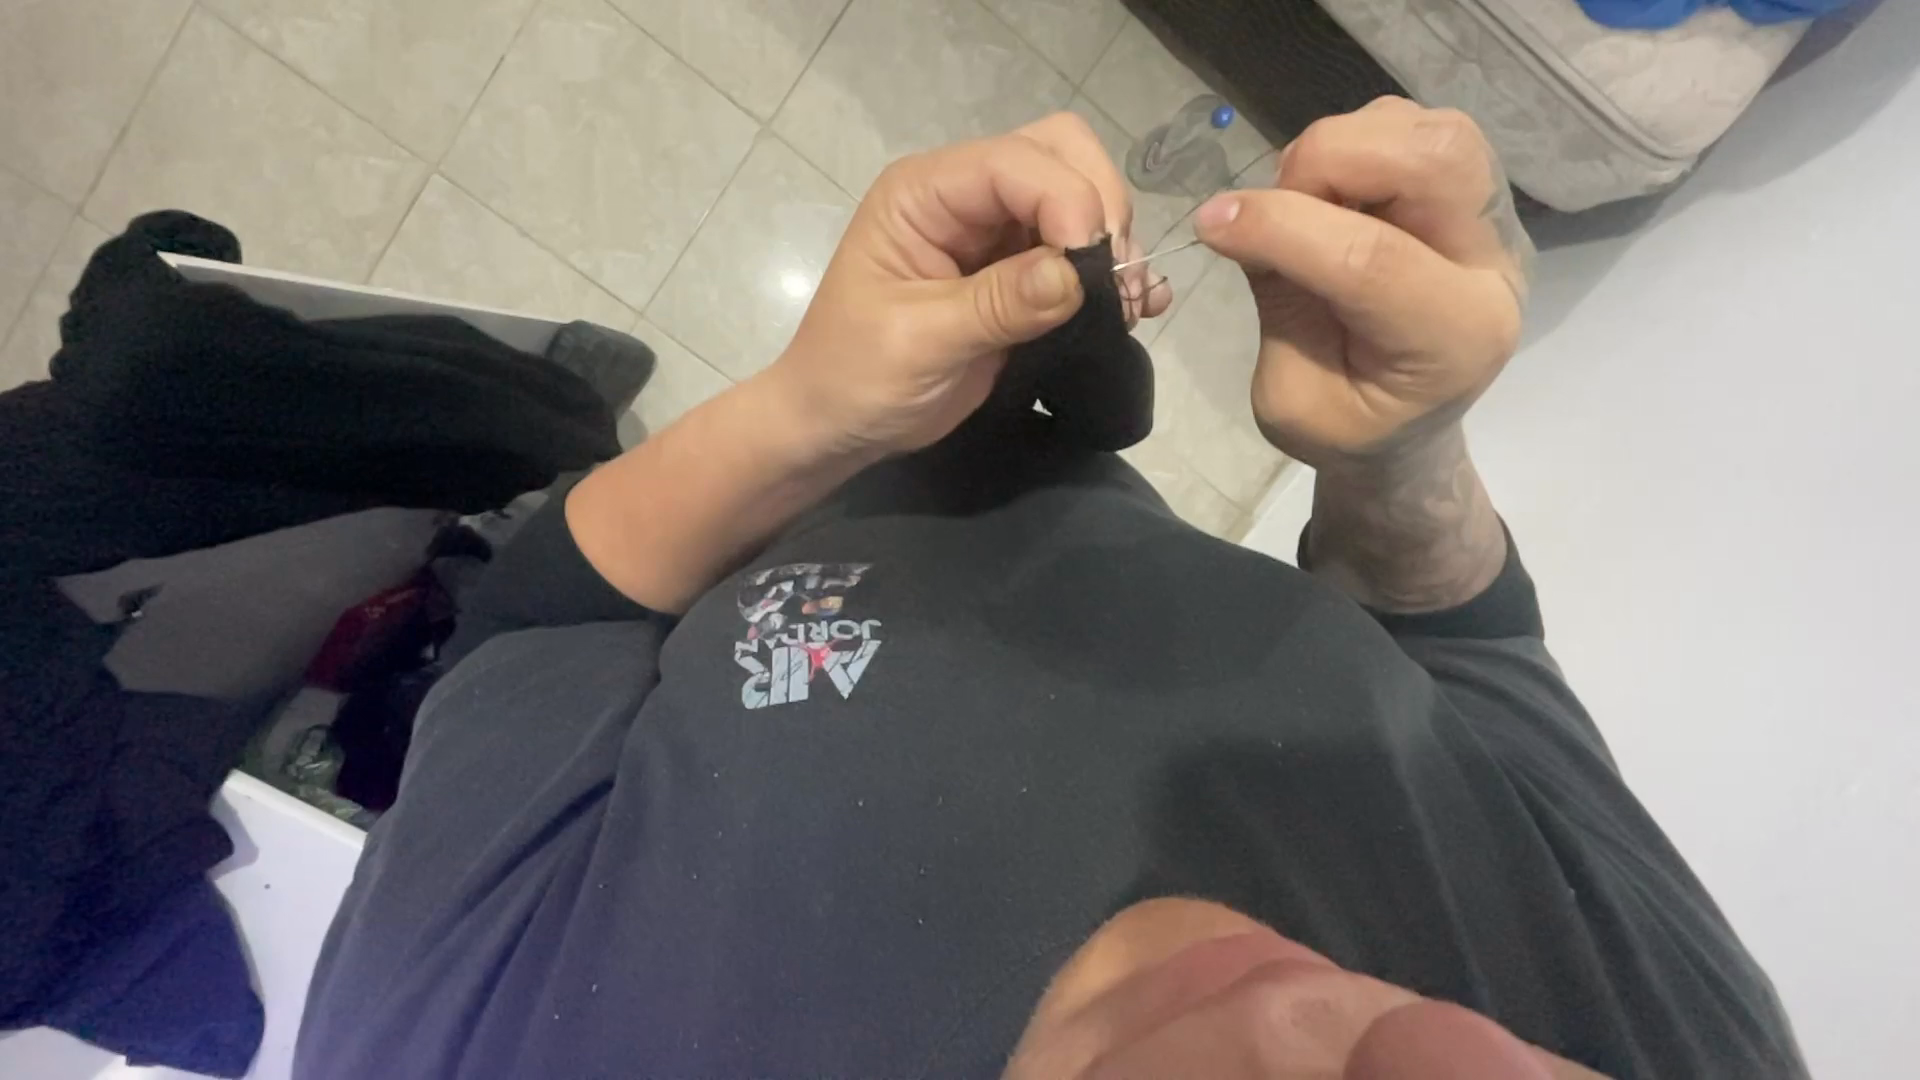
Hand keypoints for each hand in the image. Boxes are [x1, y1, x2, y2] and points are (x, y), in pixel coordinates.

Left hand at [768, 113, 1170, 456]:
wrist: (840, 424)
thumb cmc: (857, 377)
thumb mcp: (920, 341)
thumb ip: (997, 304)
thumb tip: (1077, 275)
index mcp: (925, 195)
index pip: (1015, 162)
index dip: (1067, 201)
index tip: (1096, 270)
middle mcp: (964, 200)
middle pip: (1058, 158)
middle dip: (1099, 210)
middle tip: (1117, 284)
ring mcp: (992, 238)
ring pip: (1078, 203)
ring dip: (1112, 248)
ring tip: (1126, 309)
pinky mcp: (1015, 280)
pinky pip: (1075, 259)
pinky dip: (1110, 278)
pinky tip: (1136, 310)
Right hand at [1193, 97, 1532, 468]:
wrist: (1406, 430)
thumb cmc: (1345, 428)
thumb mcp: (1289, 400)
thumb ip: (1277, 310)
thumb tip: (1241, 219)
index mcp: (1450, 339)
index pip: (1370, 258)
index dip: (1280, 228)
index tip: (1209, 223)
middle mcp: (1491, 264)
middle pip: (1433, 159)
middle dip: (1329, 162)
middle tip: (1273, 205)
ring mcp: (1493, 221)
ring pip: (1431, 131)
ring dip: (1344, 149)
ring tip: (1301, 204)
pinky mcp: (1476, 196)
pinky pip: (1422, 130)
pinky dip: (1359, 145)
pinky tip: (1330, 195)